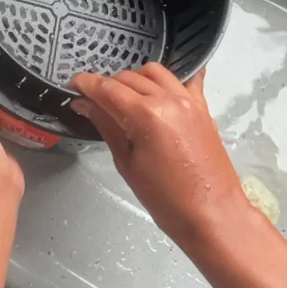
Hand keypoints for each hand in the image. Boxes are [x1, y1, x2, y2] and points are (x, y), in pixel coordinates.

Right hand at [71, 65, 248, 245]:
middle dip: (106, 85)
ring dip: (133, 79)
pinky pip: (187, 78)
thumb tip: (86, 104)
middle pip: (127, 77)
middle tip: (92, 102)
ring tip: (124, 99)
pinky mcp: (203, 107)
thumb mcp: (127, 164)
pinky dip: (170, 78)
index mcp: (146, 116)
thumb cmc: (168, 201)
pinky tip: (160, 85)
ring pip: (153, 72)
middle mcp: (168, 100)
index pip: (106, 88)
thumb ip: (106, 126)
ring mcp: (188, 100)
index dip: (85, 84)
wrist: (213, 216)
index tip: (72, 85)